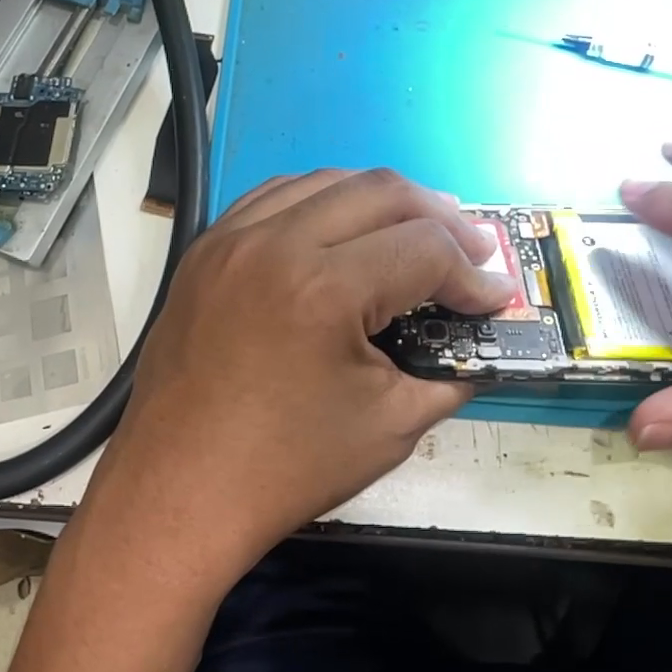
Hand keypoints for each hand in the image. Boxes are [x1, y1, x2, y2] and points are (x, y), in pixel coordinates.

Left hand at [84, 169, 514, 577]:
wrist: (178, 491)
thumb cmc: (285, 469)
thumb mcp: (391, 426)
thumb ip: (449, 372)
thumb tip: (480, 340)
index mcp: (323, 289)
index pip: (424, 248)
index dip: (473, 273)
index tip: (494, 298)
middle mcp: (274, 243)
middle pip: (380, 190)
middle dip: (440, 217)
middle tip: (470, 250)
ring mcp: (231, 239)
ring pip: (324, 181)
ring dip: (379, 200)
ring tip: (412, 231)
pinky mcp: (205, 250)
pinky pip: (272, 198)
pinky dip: (318, 203)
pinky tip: (338, 230)